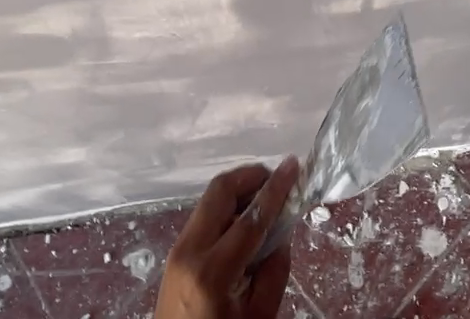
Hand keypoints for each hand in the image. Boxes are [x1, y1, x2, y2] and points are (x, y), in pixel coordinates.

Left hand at [152, 157, 301, 318]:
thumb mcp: (259, 316)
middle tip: (278, 180)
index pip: (250, 217)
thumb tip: (281, 228)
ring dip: (240, 191)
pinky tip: (246, 221)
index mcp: (212, 272)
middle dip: (252, 176)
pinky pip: (204, 215)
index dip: (276, 188)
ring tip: (266, 201)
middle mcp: (188, 251)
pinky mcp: (174, 253)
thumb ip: (275, 269)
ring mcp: (177, 250)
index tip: (295, 165)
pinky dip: (227, 207)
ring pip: (210, 199)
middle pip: (220, 191)